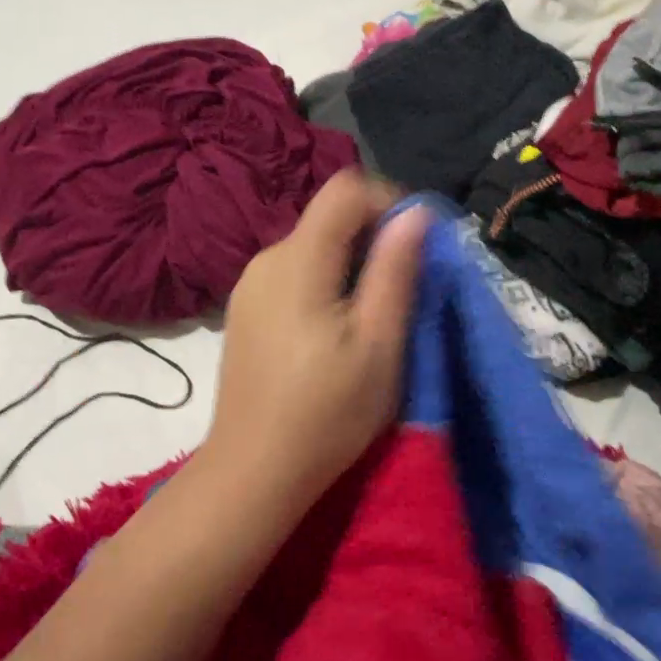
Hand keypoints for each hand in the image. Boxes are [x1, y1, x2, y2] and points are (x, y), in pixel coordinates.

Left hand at [204, 171, 430, 505]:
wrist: (252, 470)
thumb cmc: (326, 412)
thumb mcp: (378, 345)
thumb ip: (395, 272)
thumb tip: (416, 212)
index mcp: (298, 259)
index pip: (344, 190)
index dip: (387, 202)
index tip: (414, 248)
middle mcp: (266, 259)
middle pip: (327, 219)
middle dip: (371, 240)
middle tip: (399, 293)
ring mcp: (248, 286)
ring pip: (311, 248)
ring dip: (349, 266)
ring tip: (369, 322)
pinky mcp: (244, 311)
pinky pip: (292, 275)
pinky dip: (322, 285)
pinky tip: (331, 335)